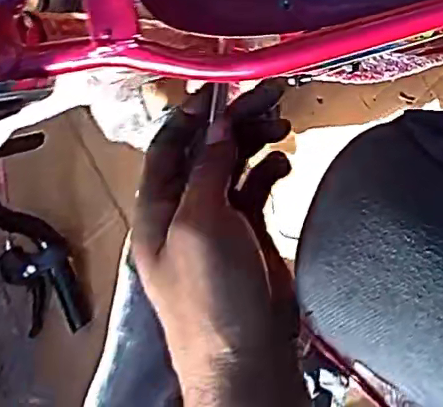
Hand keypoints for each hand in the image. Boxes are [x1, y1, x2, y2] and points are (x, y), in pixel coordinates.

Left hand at [132, 83, 303, 406]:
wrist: (247, 355)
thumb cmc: (210, 302)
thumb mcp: (200, 225)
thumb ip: (207, 170)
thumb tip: (218, 126)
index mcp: (159, 209)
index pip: (169, 144)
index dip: (192, 112)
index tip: (221, 86)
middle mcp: (186, 208)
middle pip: (209, 146)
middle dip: (236, 118)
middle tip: (269, 94)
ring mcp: (218, 218)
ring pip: (235, 159)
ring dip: (257, 137)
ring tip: (281, 124)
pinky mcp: (247, 228)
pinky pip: (258, 182)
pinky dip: (271, 165)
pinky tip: (282, 162)